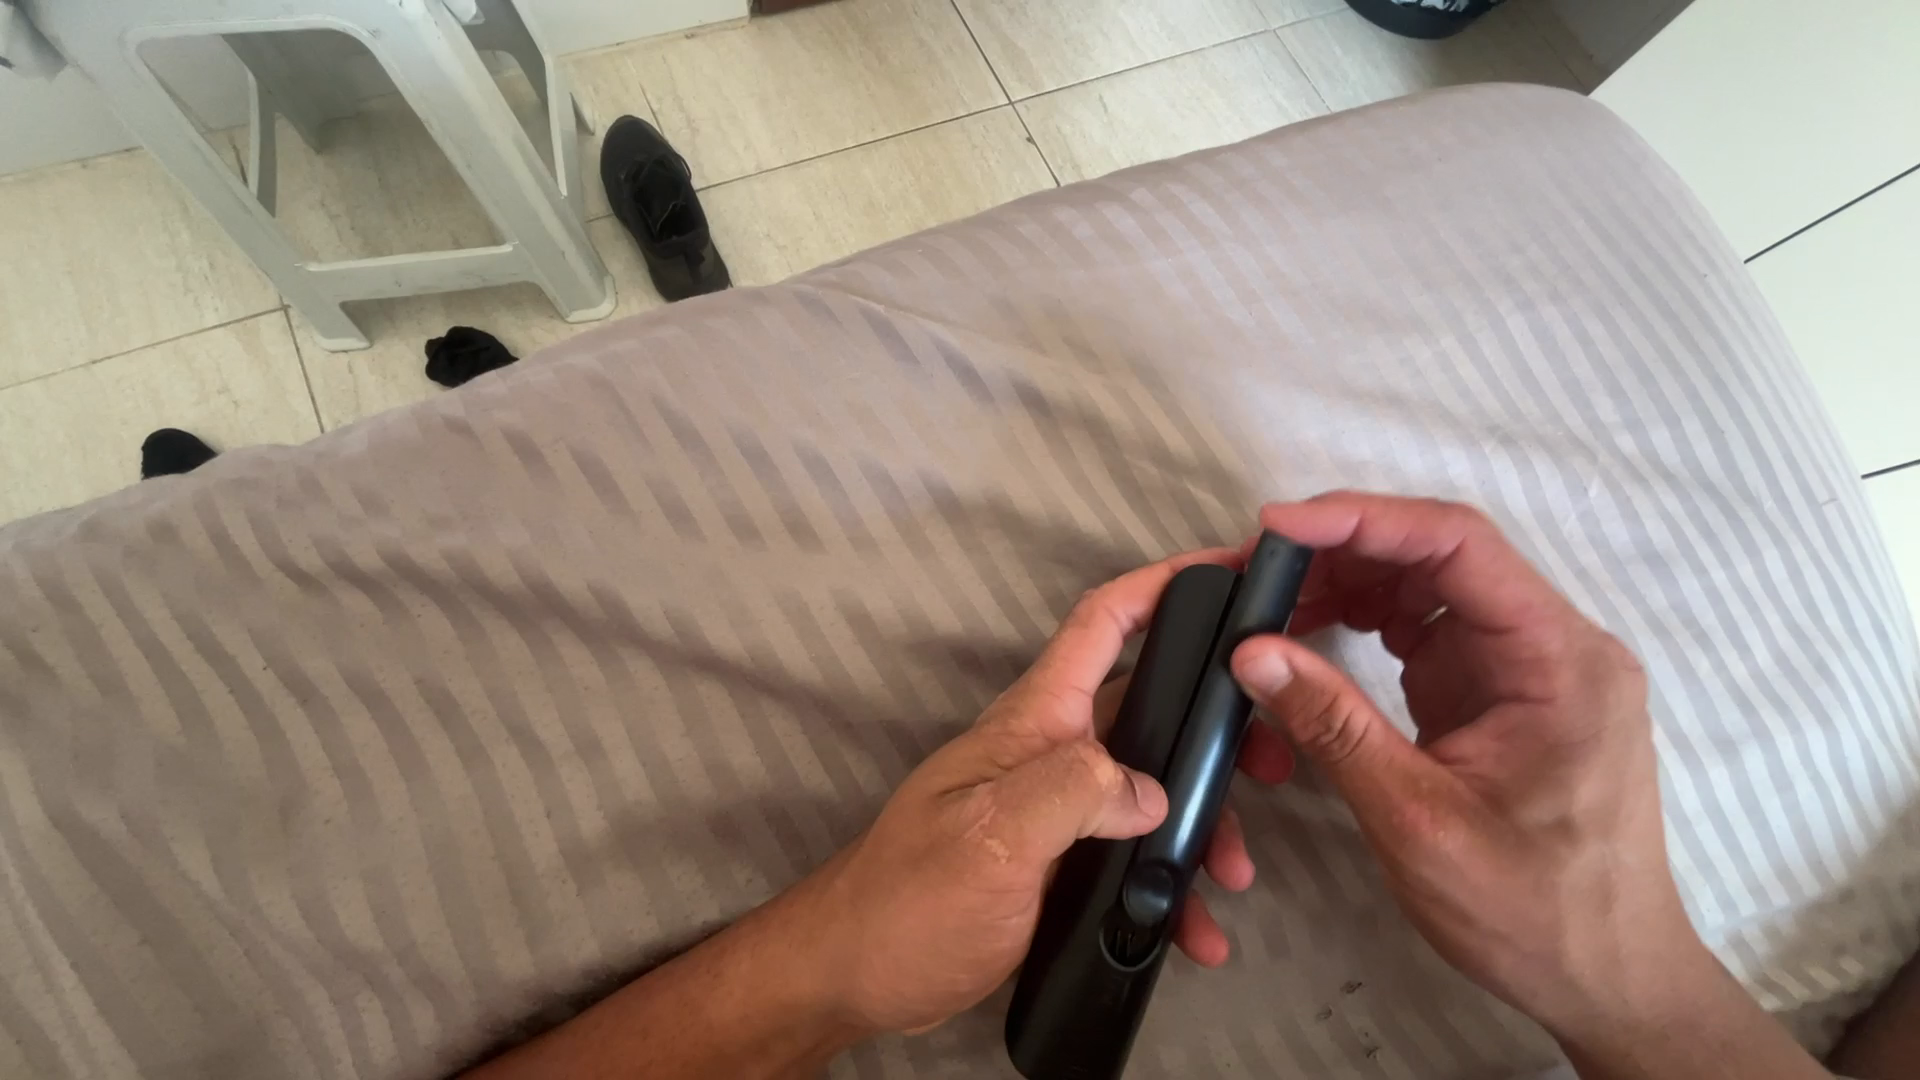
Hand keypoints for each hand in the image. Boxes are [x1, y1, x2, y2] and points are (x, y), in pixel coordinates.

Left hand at [802, 547, 1291, 1035]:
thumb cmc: (911, 898)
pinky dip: (1167, 879)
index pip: (1101, 623)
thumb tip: (1149, 789)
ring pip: (1152, 783)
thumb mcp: (993, 837)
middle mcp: (1051, 748)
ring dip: (1199, 820)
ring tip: (1230, 871)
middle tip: (1270, 759)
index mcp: (1033, 721)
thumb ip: (1071, 793)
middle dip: (1213, 721)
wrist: (862, 970)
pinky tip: (1191, 924)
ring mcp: (1056, 803)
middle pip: (1148, 704)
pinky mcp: (1060, 854)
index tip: (1226, 564)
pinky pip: (1132, 849)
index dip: (1160, 582)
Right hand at [1228, 493, 1696, 1038]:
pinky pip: (1411, 621)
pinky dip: (1351, 616)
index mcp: (1556, 659)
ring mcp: (1512, 661)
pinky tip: (1304, 631)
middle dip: (1337, 550)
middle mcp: (1542, 642)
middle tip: (1253, 570)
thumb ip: (1333, 726)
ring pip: (1417, 582)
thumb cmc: (1532, 910)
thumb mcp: (1417, 819)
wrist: (1602, 980)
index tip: (1275, 527)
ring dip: (1338, 581)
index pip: (1457, 544)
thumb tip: (1249, 651)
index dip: (1362, 520)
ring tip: (1267, 602)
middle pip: (1432, 554)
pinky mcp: (1482, 684)